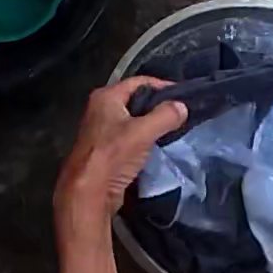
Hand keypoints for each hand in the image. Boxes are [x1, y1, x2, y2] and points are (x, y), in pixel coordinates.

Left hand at [54, 77, 187, 237]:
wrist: (89, 191)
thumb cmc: (113, 155)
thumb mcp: (143, 132)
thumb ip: (165, 116)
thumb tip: (182, 106)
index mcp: (106, 97)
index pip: (139, 82)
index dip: (162, 86)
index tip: (183, 96)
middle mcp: (100, 108)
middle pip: (135, 99)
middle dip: (157, 105)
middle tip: (180, 112)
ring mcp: (101, 129)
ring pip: (132, 119)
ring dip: (151, 123)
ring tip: (173, 127)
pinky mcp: (104, 148)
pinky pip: (129, 135)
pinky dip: (143, 137)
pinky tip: (157, 144)